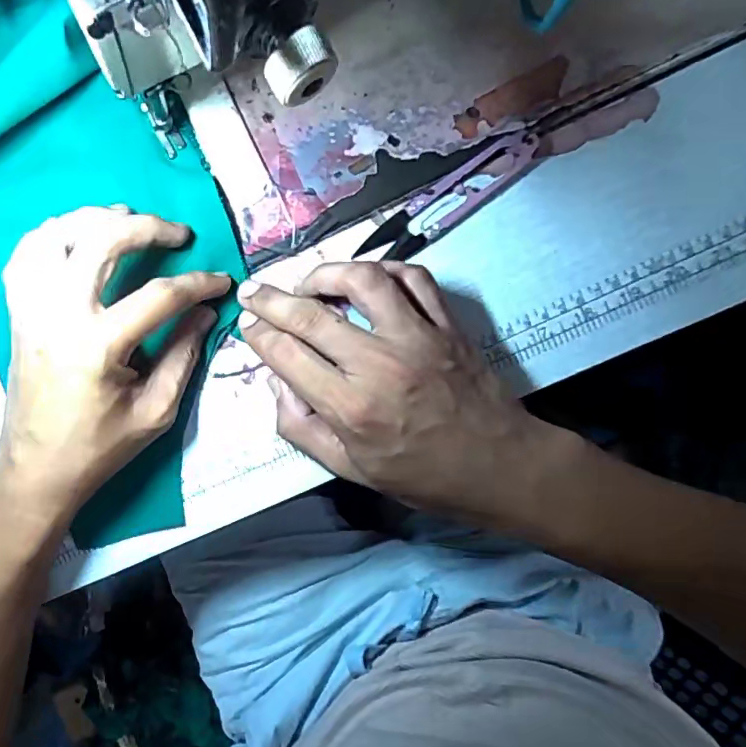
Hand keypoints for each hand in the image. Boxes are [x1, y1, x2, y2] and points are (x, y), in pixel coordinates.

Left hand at [0, 207, 231, 526]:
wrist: (36, 469)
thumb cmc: (99, 447)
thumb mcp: (156, 411)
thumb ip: (184, 355)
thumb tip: (206, 311)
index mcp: (98, 346)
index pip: (160, 295)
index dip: (199, 283)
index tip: (222, 281)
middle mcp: (58, 315)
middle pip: (102, 241)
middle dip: (148, 227)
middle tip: (178, 233)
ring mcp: (30, 309)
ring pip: (56, 233)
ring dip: (96, 219)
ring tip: (129, 221)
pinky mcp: (16, 312)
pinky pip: (25, 253)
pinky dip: (53, 233)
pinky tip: (78, 236)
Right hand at [237, 261, 560, 522]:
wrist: (498, 466)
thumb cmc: (422, 476)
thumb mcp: (352, 469)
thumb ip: (303, 429)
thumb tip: (277, 382)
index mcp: (352, 408)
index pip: (288, 356)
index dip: (259, 335)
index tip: (248, 325)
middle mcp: (380, 364)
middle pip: (312, 315)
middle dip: (272, 300)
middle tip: (253, 292)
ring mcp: (417, 337)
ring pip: (363, 280)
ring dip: (326, 273)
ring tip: (308, 283)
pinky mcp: (446, 324)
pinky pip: (414, 278)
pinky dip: (384, 270)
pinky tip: (368, 278)